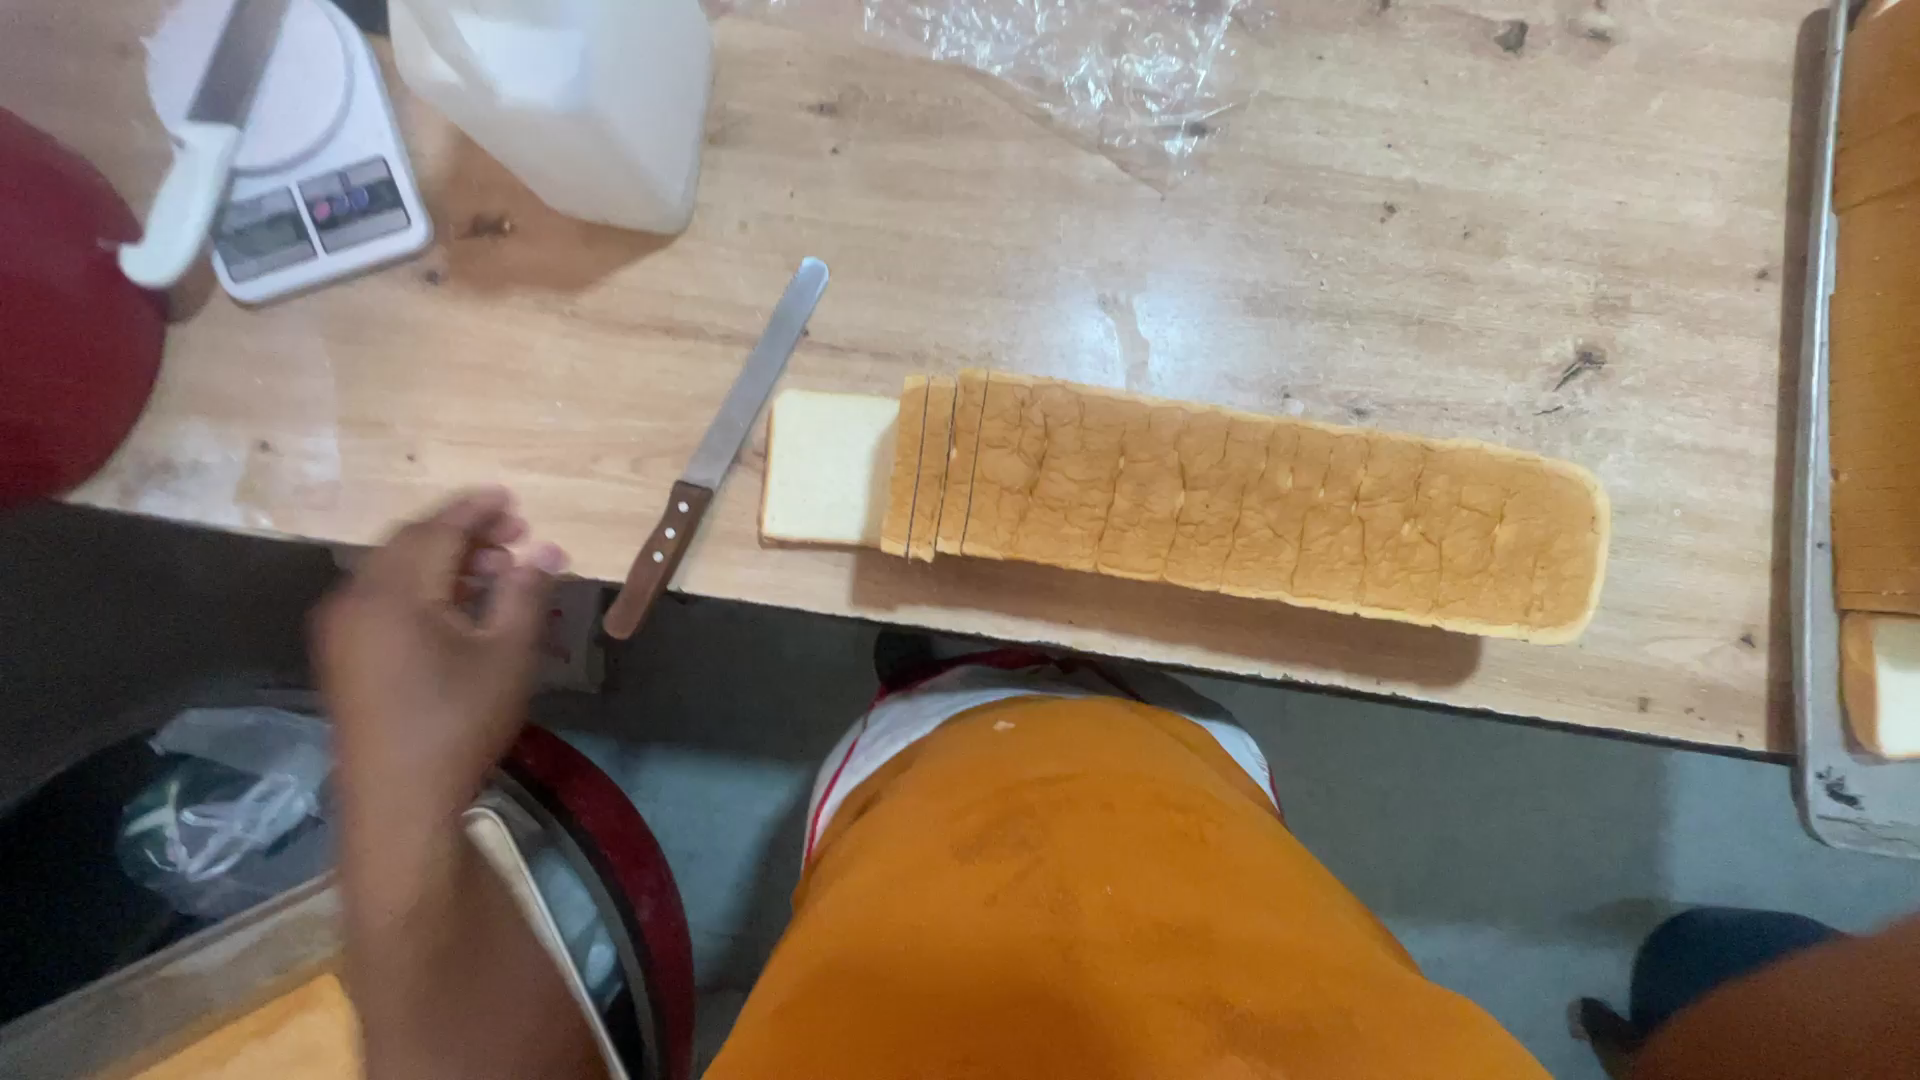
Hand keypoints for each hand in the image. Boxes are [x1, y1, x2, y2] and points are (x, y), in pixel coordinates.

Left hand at [313, 487, 567, 824]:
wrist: (400, 798)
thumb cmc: (461, 720)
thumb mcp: (508, 654)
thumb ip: (527, 592)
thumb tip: (548, 548)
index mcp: (393, 595)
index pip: (436, 532)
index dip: (476, 510)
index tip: (511, 498)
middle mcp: (356, 600)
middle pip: (411, 544)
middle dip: (464, 532)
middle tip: (517, 534)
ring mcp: (343, 628)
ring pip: (396, 569)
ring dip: (446, 559)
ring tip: (498, 569)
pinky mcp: (345, 653)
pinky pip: (384, 595)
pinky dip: (425, 585)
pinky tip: (461, 602)